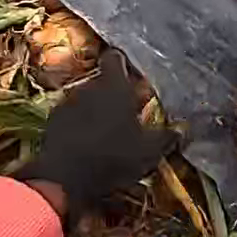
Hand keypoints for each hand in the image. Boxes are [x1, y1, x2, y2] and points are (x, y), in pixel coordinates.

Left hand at [13, 50, 175, 220]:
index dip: (122, 63)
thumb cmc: (112, 158)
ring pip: (85, 97)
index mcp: (114, 87)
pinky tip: (84, 141)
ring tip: (104, 130)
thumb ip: (166, 137)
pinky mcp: (52, 120)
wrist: (64, 178)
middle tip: (125, 112)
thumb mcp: (148, 152)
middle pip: (102, 81)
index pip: (115, 59)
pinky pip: (70, 114)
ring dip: (94, 108)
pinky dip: (77, 122)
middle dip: (112, 93)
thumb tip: (183, 129)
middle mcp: (89, 87)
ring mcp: (67, 102)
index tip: (130, 74)